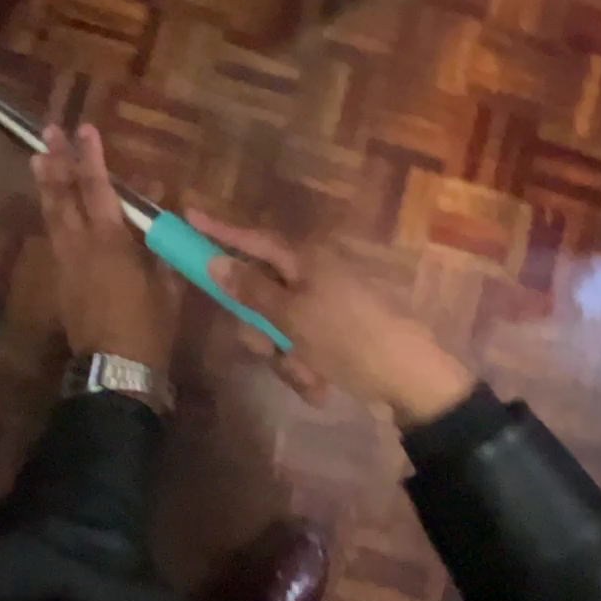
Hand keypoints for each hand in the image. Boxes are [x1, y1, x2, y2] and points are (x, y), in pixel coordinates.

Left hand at [33, 124, 178, 368]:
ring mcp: (65, 261)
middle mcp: (81, 244)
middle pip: (63, 195)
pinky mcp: (59, 278)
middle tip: (48, 131)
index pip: (97, 189)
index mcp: (110, 241)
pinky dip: (51, 212)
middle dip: (57, 160)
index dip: (90, 157)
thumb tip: (158, 212)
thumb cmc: (149, 326)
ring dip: (46, 183)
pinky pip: (53, 235)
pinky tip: (51, 204)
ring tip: (38, 157)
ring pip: (51, 213)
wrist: (115, 370)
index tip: (84, 129)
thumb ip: (159, 245)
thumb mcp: (166, 283)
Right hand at [187, 211, 476, 425]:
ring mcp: (325, 304)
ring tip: (310, 377)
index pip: (250, 238)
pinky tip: (323, 385)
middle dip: (259, 328)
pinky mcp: (336, 333)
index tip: (187, 215)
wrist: (413, 380)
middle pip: (259, 293)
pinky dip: (306, 367)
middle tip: (268, 349)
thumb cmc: (349, 338)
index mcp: (304, 259)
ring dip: (286, 357)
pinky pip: (302, 346)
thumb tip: (214, 261)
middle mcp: (312, 275)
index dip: (218, 229)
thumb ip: (251, 290)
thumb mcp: (292, 316)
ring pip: (278, 326)